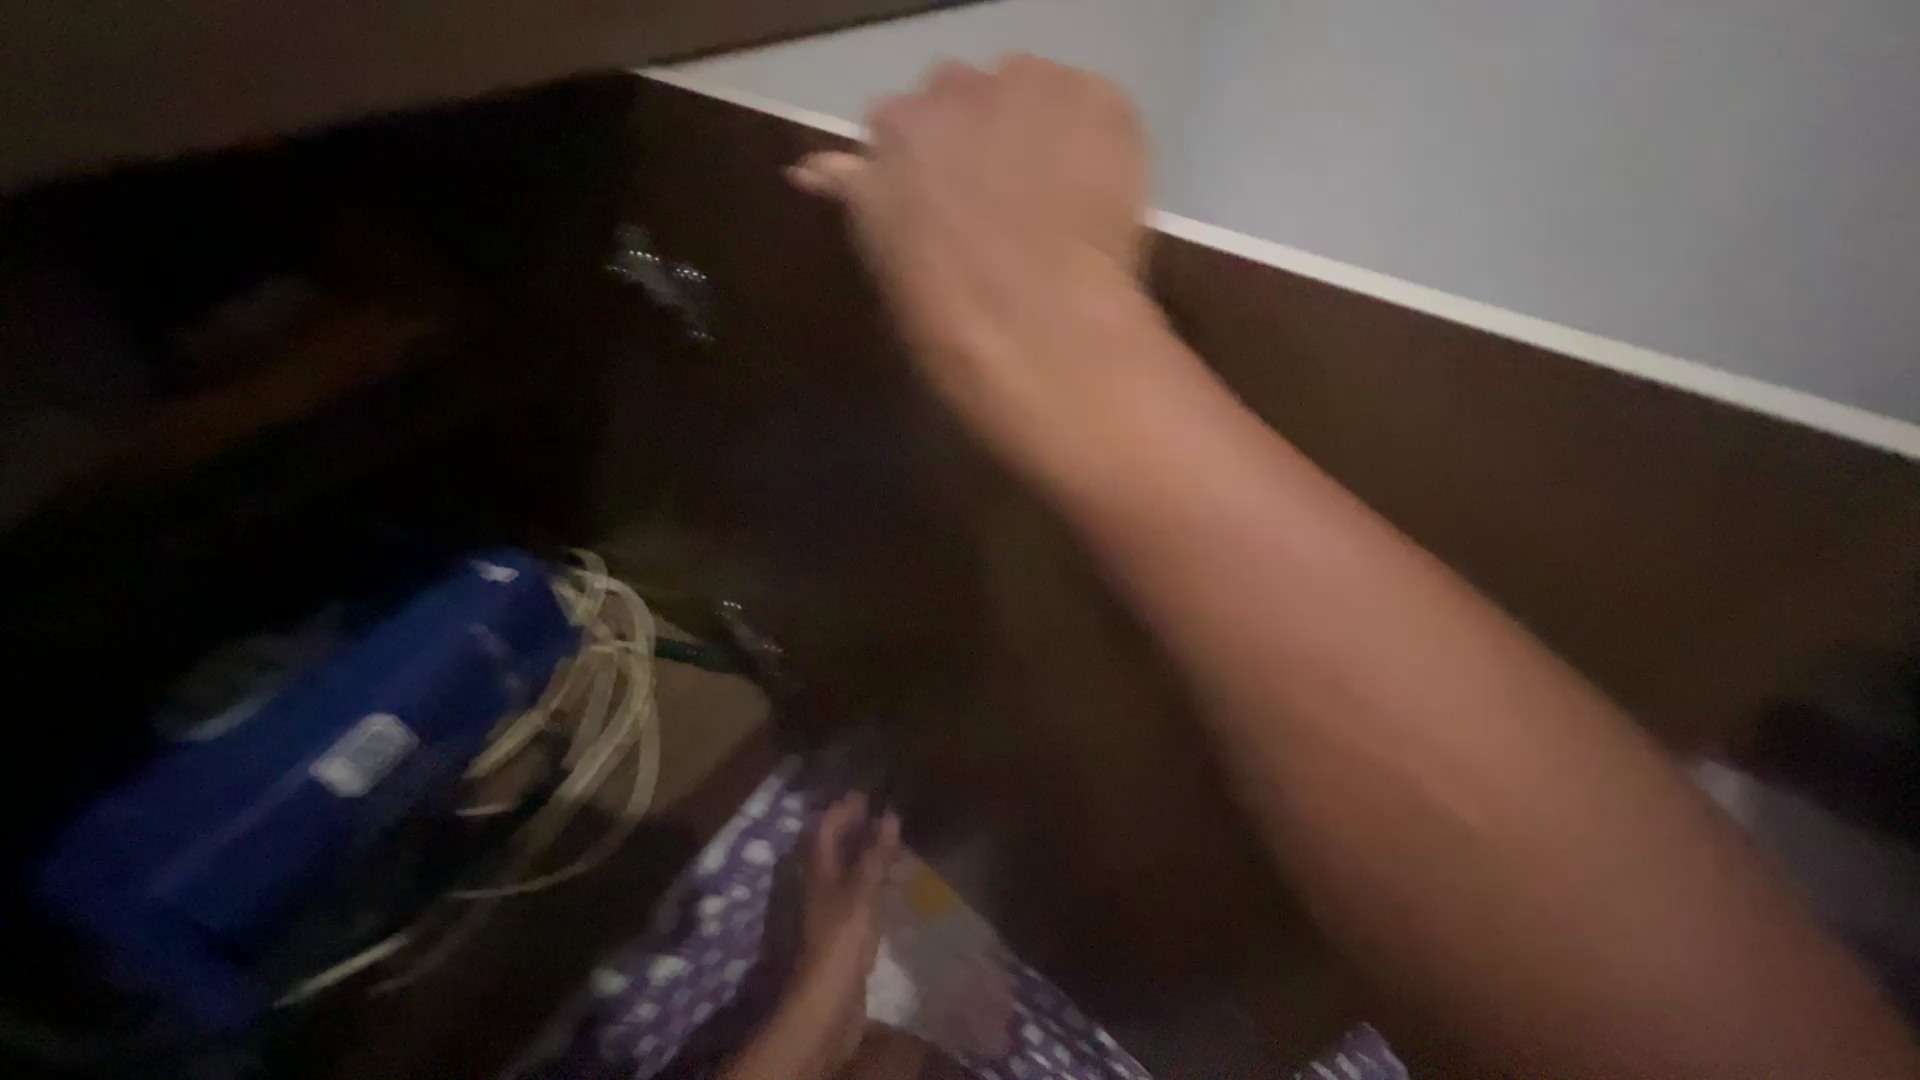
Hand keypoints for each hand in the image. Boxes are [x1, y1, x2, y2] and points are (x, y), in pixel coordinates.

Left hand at [725, 794, 900, 1079]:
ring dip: (862, 852)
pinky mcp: (841, 931)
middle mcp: (817, 884)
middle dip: (852, 828)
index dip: (842, 808)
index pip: (824, 826)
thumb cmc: (840, 940)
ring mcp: (827, 909)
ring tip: (890, 840)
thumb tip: (889, 814)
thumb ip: (875, 854)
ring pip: (843, 869)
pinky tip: (889, 882)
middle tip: (880, 812)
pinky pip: (855, 893)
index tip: (866, 793)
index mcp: (816, 870)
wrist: (826, 1003)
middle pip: (831, 847)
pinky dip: (870, 879)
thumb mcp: (861, 892)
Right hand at [789, 56, 1169, 481]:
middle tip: (995, 204)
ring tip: (1051, 201)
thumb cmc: (947, 319)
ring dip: (1031, 130)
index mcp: (892, 133)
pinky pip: (1090, 104)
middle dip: (973, 137)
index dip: (924, 165)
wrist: (1038, 330)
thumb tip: (811, 170)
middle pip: (959, 95)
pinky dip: (1090, 139)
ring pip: (1025, 91)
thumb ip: (856, 195)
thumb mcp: (883, 256)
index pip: (899, 124)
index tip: (941, 204)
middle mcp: (952, 91)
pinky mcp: (1094, 100)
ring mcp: (1027, 89)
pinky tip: (1091, 195)